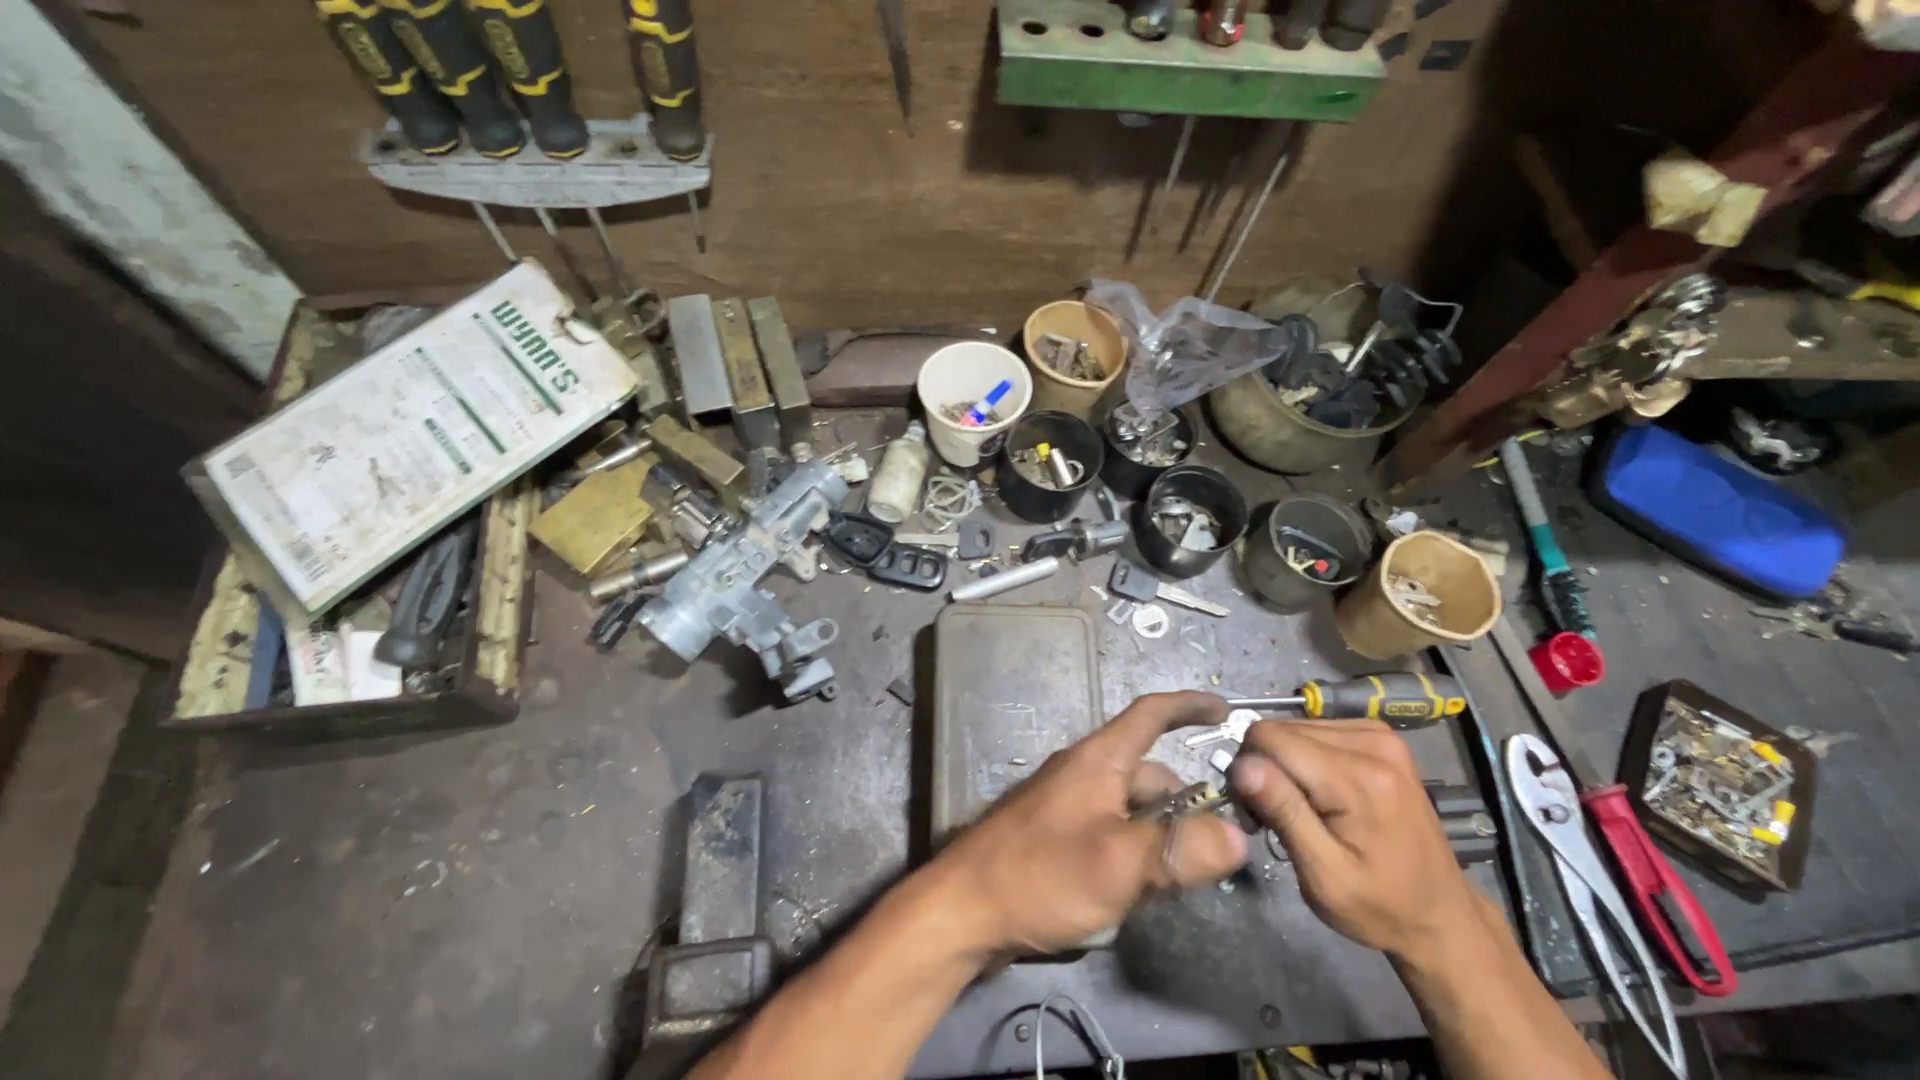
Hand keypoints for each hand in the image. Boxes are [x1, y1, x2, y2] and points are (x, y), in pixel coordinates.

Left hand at [921, 691, 1249, 957]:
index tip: (1225, 709)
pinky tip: (1138, 894)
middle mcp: (1082, 775)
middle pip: (1150, 775)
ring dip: (1161, 837)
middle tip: (1219, 843)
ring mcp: (1066, 809)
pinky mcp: (1054, 843)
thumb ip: (1181, 849)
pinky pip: (1110, 837)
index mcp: (1097, 761)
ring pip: (1132, 812)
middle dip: (1186, 802)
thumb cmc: (1039, 876)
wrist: (962, 913)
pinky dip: (1134, 855)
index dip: (1188, 706)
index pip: (1149, 715)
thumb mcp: (1119, 863)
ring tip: (1180, 879)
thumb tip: (1239, 837)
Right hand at [1227, 719, 1487, 959]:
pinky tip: (1315, 794)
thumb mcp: (1324, 875)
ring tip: (1295, 810)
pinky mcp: (1380, 737)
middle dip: (1263, 769)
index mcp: (1360, 778)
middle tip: (1272, 819)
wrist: (1440, 914)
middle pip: (1280, 730)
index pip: (1269, 738)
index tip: (1255, 816)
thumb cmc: (1379, 906)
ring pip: (1293, 728)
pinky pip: (1316, 731)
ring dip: (1281, 764)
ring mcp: (1380, 736)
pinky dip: (1303, 759)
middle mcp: (1373, 743)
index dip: (1248, 772)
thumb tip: (1242, 766)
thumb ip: (1284, 813)